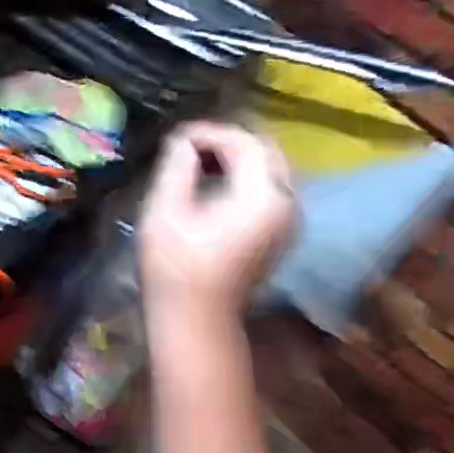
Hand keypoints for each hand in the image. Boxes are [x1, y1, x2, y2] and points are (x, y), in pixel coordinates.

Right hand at [138, 122, 294, 319]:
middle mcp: (287, 203)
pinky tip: (215, 183)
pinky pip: (270, 189)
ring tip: (197, 160)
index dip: (209, 133)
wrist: (196, 319)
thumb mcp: (165, 212)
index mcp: (262, 196)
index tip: (176, 137)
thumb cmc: (175, 269)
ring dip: (237, 158)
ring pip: (270, 169)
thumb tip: (183, 142)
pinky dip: (245, 177)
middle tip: (187, 145)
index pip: (244, 143)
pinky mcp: (280, 233)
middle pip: (265, 151)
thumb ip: (177, 169)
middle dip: (227, 141)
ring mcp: (288, 220)